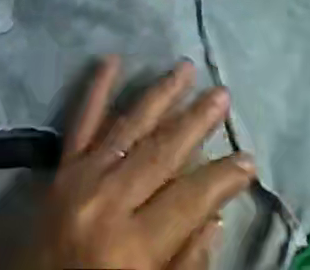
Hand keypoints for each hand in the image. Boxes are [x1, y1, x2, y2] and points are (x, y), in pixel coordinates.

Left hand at [19, 57, 255, 269]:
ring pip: (127, 126)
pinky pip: (81, 120)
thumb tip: (214, 216)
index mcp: (134, 245)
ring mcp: (81, 176)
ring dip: (158, 94)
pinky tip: (112, 60)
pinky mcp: (60, 166)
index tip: (248, 157)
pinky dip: (96, 88)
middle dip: (194, 120)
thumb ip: (183, 263)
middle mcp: (108, 200)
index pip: (189, 199)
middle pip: (160, 152)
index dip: (221, 178)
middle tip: (221, 94)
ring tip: (184, 68)